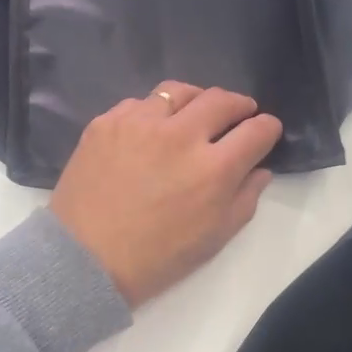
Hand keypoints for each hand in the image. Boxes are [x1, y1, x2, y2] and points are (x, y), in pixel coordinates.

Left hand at [49, 82, 282, 307]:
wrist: (83, 259)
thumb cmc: (155, 258)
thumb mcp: (213, 238)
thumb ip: (244, 199)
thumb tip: (259, 170)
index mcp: (213, 168)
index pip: (256, 130)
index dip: (268, 128)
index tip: (266, 130)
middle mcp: (180, 135)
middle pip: (221, 100)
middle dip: (239, 104)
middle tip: (239, 113)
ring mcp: (139, 123)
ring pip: (178, 92)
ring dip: (196, 100)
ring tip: (196, 112)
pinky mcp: (106, 122)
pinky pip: (139, 104)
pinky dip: (154, 112)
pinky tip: (151, 130)